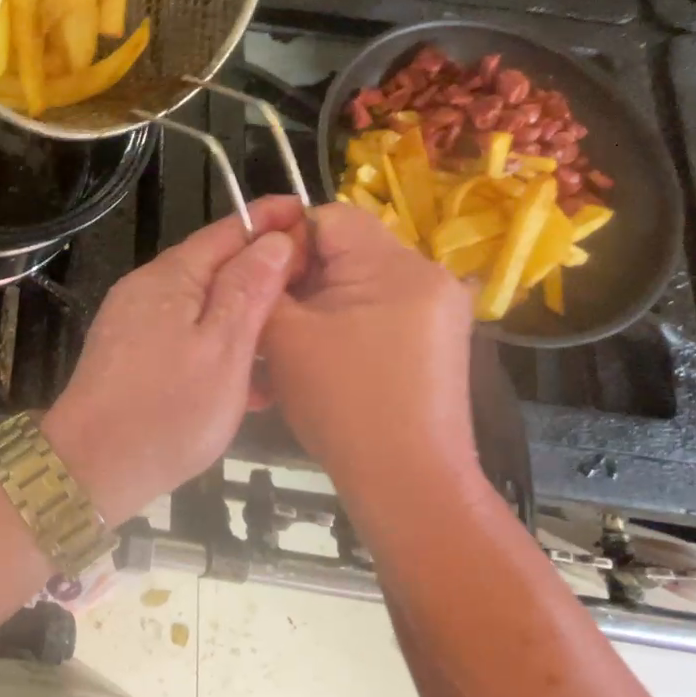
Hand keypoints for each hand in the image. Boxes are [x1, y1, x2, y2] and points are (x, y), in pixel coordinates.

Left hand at [40, 197, 305, 520]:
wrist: (95, 465)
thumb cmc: (168, 408)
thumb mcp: (223, 347)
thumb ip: (248, 289)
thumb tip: (273, 239)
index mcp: (167, 278)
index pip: (224, 232)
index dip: (267, 220)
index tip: (310, 212)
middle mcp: (145, 291)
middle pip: (212, 267)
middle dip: (263, 268)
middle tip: (318, 276)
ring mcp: (135, 325)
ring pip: (203, 306)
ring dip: (247, 315)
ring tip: (297, 330)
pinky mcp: (134, 357)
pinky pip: (188, 337)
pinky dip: (223, 347)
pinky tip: (257, 378)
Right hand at [260, 203, 478, 486]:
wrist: (407, 480)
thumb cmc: (341, 401)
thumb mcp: (284, 334)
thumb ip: (264, 282)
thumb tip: (258, 256)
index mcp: (396, 266)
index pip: (328, 216)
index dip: (284, 240)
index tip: (259, 282)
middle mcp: (427, 276)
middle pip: (344, 248)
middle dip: (298, 275)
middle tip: (266, 315)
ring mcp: (437, 311)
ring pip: (355, 282)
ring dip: (314, 302)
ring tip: (286, 341)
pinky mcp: (434, 340)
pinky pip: (374, 310)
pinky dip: (338, 323)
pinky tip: (316, 358)